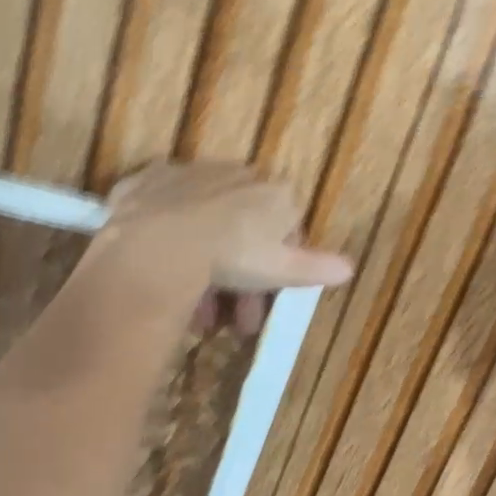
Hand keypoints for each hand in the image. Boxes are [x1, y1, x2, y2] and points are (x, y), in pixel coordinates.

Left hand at [90, 162, 353, 332]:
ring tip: (197, 316)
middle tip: (233, 322)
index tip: (269, 300)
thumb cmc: (234, 255)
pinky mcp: (146, 181)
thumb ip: (316, 267)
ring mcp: (189, 174)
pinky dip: (166, 242)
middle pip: (244, 229)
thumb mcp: (283, 270)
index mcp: (274, 191)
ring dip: (204, 270)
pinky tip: (165, 275)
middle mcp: (236, 173)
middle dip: (241, 277)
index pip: (288, 229)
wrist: (160, 243)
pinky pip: (162, 215)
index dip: (280, 269)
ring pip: (204, 226)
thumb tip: (350, 268)